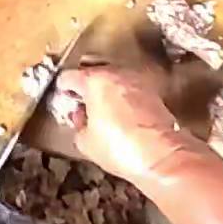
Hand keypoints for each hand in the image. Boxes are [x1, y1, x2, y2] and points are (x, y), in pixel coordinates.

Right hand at [55, 65, 205, 183]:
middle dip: (84, 82)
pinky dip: (121, 94)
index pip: (69, 76)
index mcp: (93, 80)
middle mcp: (115, 73)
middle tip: (79, 100)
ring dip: (104, 87)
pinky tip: (119, 112)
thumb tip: (80, 117)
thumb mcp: (86, 141)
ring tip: (100, 107)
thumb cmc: (120, 147)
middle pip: (92, 69)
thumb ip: (77, 124)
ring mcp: (135, 80)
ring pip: (112, 76)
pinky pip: (128, 87)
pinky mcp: (151, 91)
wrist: (160, 155)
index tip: (62, 97)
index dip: (62, 88)